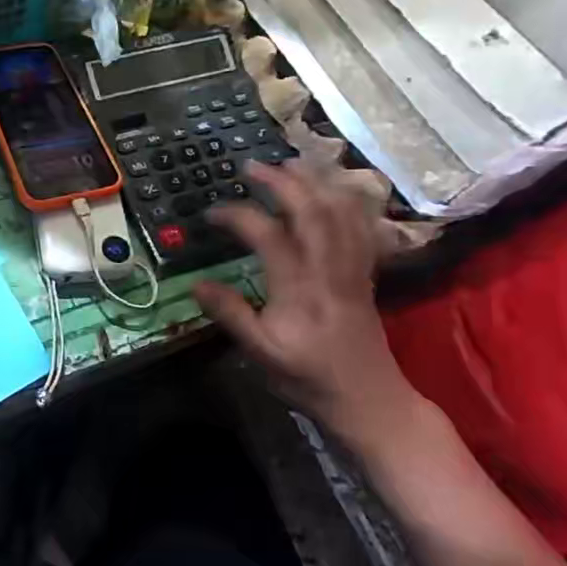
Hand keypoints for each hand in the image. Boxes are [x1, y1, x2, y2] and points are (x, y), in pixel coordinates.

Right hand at [194, 159, 422, 439]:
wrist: (370, 401)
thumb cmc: (309, 378)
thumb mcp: (261, 353)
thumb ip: (231, 315)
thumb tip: (196, 283)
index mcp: (300, 289)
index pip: (268, 236)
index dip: (238, 216)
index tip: (211, 214)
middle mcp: (330, 270)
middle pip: (313, 211)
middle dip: (282, 182)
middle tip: (252, 166)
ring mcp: (353, 269)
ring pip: (343, 212)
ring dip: (316, 182)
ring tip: (291, 164)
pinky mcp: (366, 274)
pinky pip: (363, 226)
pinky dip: (348, 201)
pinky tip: (333, 190)